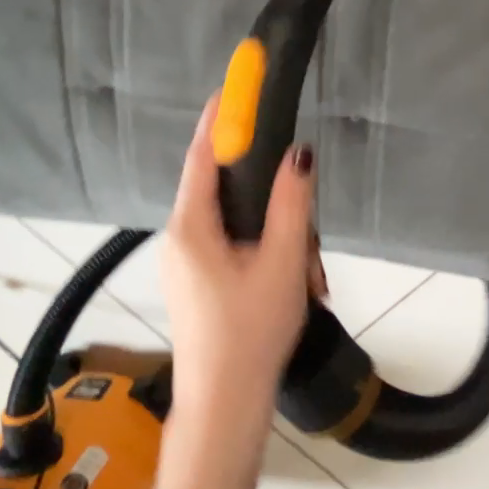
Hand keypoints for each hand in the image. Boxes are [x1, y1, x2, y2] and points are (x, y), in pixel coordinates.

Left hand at [161, 95, 324, 413]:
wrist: (225, 405)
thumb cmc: (251, 330)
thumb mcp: (283, 261)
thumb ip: (293, 203)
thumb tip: (299, 153)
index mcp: (191, 226)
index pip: (203, 155)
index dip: (220, 116)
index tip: (238, 83)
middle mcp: (181, 238)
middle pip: (227, 189)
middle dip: (273, 196)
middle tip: (307, 226)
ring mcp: (188, 262)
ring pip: (239, 221)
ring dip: (279, 233)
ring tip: (307, 271)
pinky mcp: (201, 281)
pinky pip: (237, 244)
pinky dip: (269, 251)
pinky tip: (296, 279)